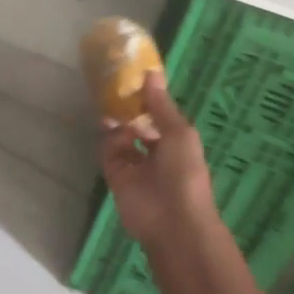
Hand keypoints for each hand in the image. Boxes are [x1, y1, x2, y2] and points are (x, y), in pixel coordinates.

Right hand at [99, 72, 218, 248]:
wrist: (173, 221)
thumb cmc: (185, 172)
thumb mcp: (179, 133)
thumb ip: (161, 105)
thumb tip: (152, 72)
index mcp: (176, 142)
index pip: (159, 115)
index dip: (148, 98)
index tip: (134, 76)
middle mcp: (155, 152)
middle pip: (138, 125)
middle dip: (128, 109)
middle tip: (114, 85)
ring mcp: (134, 165)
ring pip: (121, 137)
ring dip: (117, 121)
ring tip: (108, 101)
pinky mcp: (115, 176)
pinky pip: (108, 153)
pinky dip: (108, 140)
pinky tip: (110, 127)